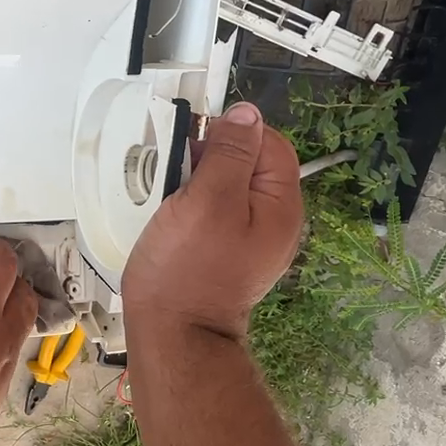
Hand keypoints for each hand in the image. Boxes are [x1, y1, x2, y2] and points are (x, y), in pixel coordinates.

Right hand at [122, 102, 303, 341]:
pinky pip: (210, 213)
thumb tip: (245, 114)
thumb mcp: (209, 200)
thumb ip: (230, 154)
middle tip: (174, 173)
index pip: (268, 142)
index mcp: (280, 204)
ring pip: (222, 188)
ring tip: (166, 196)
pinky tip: (167, 217)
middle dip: (207, 159)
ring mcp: (246, 239)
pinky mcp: (221, 252)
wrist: (174, 332)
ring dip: (192, 182)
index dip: (231, 132)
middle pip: (245, 164)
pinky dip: (187, 207)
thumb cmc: (188, 266)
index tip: (193, 143)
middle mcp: (270, 220)